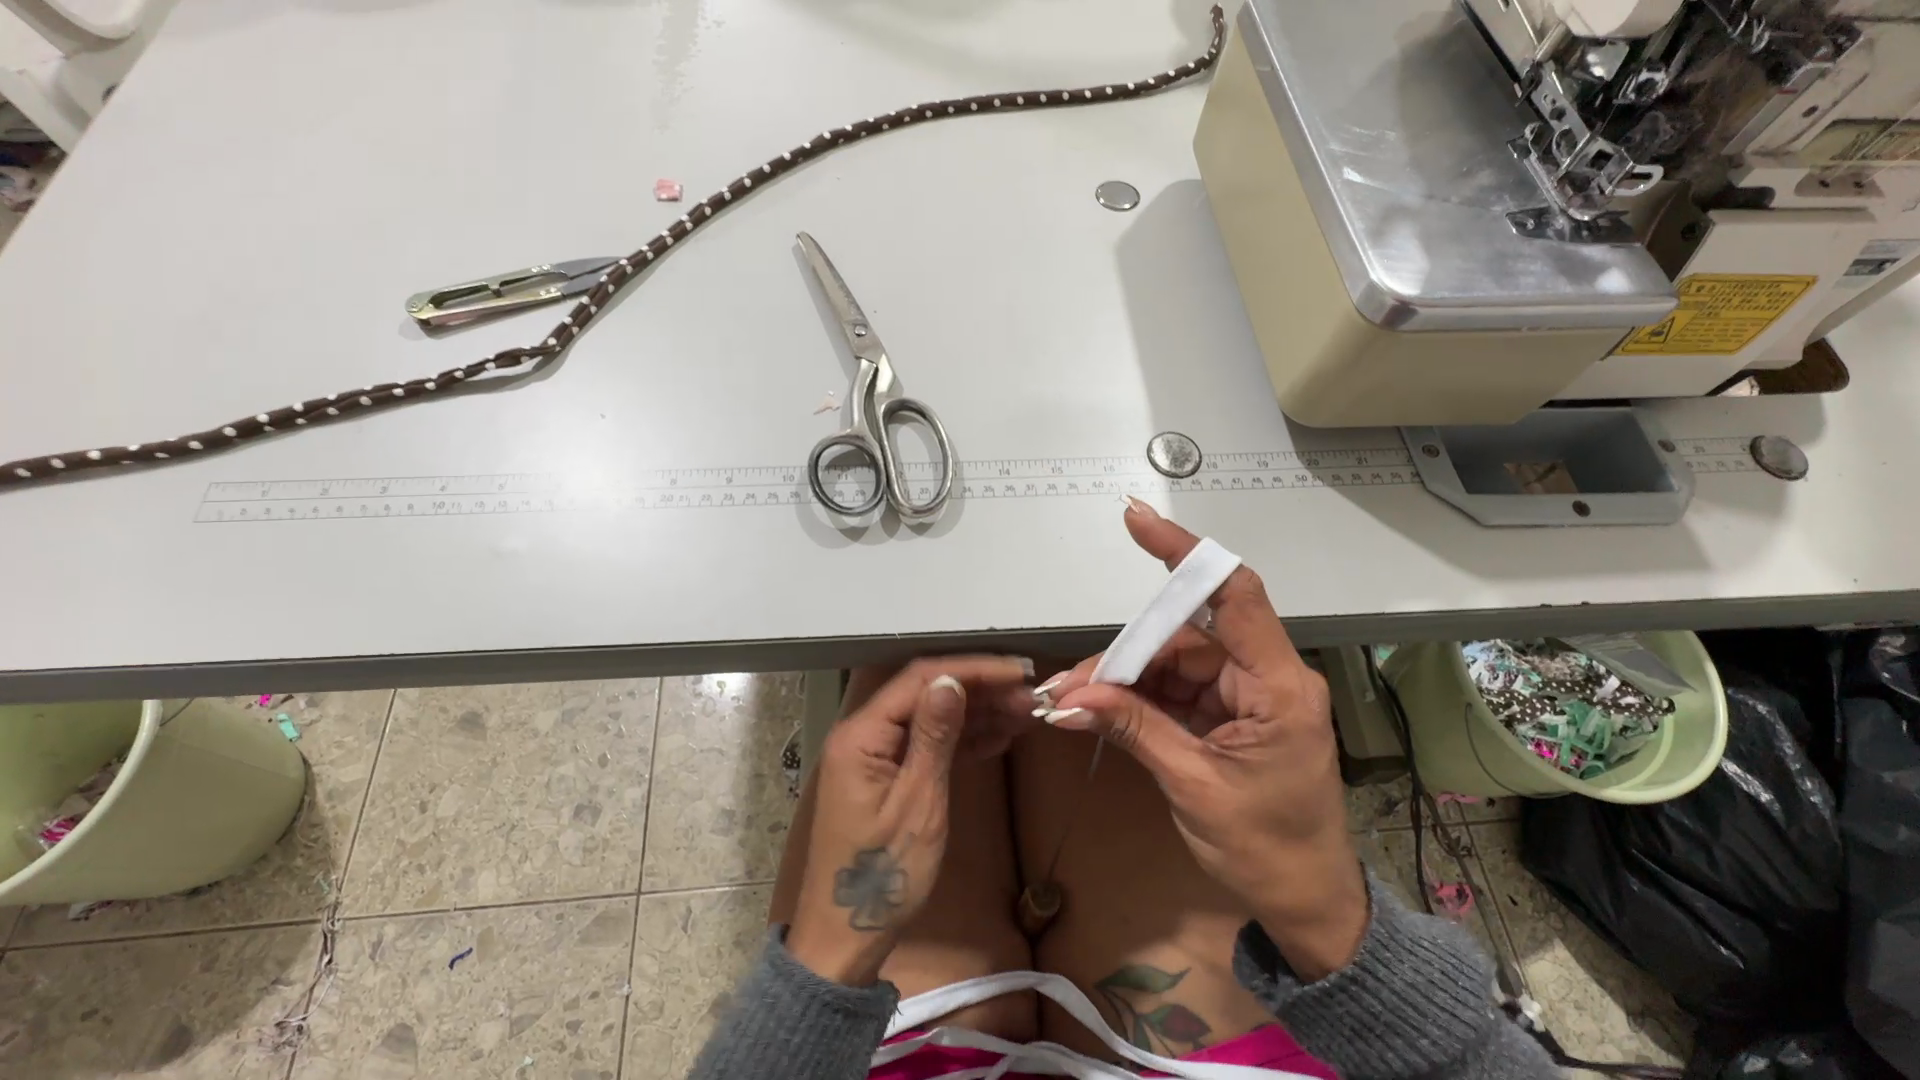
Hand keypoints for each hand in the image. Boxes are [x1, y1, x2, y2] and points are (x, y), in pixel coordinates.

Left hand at [785, 656, 1036, 985]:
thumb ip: (934, 737)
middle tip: (1030, 695)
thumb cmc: (882, 876)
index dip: (971, 670)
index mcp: (861, 735)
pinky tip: (999, 737)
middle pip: (925, 694)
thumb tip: (951, 680)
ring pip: (930, 718)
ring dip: (976, 713)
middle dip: (979, 690)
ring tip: (1025, 713)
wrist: (844, 937)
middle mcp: (863, 735)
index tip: (1018, 671)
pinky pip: (926, 745)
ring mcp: (874, 756)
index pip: (920, 680)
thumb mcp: (918, 803)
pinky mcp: (886, 777)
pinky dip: (961, 740)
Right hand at [1044, 500, 1367, 979]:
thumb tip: (1070, 697)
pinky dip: (1136, 700)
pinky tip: (1097, 710)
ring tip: (1072, 702)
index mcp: (1278, 685)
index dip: (1187, 553)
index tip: (1137, 521)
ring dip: (1122, 681)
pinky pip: (1175, 691)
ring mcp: (1244, 695)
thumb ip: (1135, 730)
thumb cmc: (1265, 848)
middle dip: (1125, 655)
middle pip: (1186, 637)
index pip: (1235, 595)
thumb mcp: (1193, 785)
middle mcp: (1264, 677)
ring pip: (1173, 664)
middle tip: (1069, 684)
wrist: (1304, 901)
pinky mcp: (1227, 714)